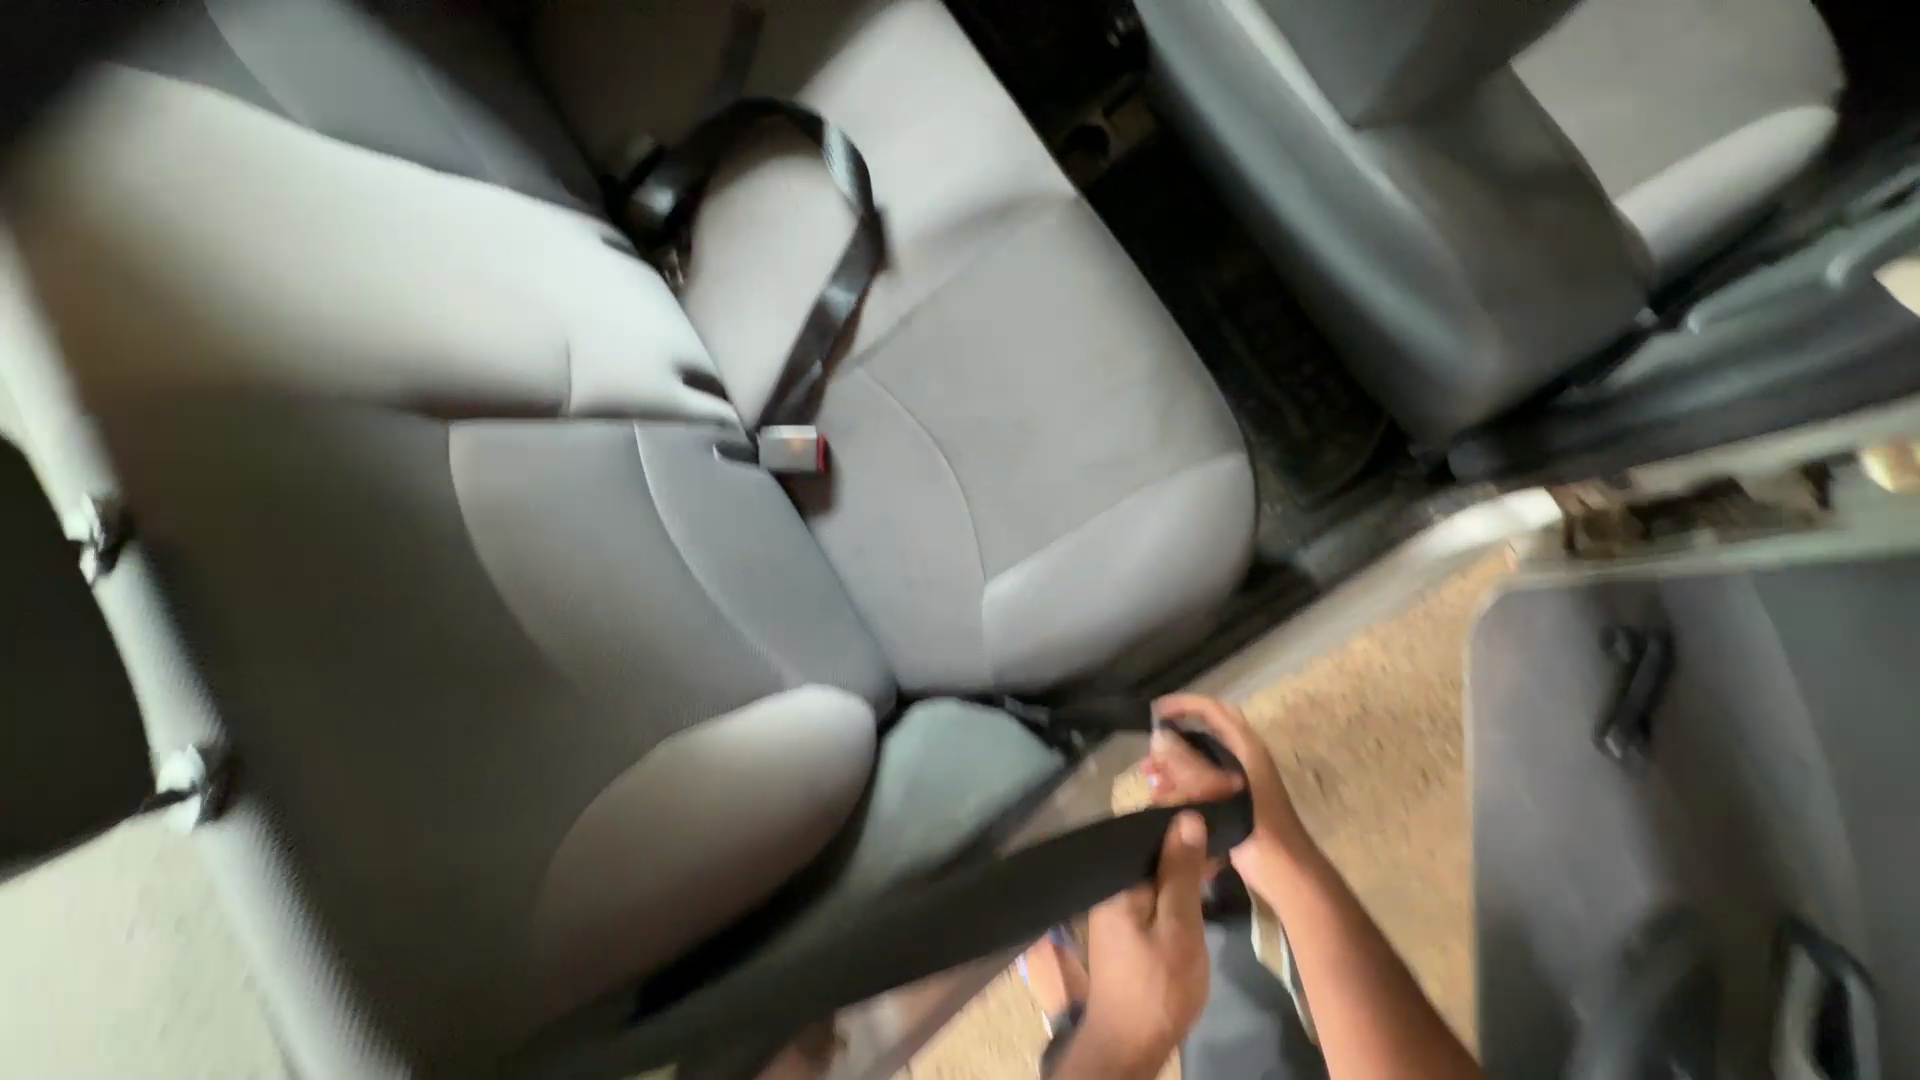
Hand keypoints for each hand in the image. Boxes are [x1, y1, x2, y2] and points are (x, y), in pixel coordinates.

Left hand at [1065, 812, 1212, 1078]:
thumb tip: (1187, 814)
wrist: (1130, 1043)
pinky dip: (1178, 873)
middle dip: (1185, 824)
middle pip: (1149, 838)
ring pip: (1154, 859)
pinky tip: (1203, 869)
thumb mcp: (1178, 927)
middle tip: (1225, 812)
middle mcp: (1111, 879)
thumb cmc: (1157, 986)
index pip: (1148, 822)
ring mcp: (1117, 898)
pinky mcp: (1127, 916)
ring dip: (1185, 849)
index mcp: (1117, 875)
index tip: (1217, 792)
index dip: (1183, 806)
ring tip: (1222, 835)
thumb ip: (1180, 871)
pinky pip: (1154, 880)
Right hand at [1147, 694, 1311, 875]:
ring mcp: (1237, 782)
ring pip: (1198, 762)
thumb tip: (1159, 739)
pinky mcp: (1231, 803)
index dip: (1183, 705)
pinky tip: (1162, 799)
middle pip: (1202, 736)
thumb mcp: (1218, 791)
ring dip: (1172, 767)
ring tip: (1150, 778)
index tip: (1155, 712)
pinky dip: (1180, 787)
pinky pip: (1200, 785)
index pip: (1212, 711)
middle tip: (1149, 754)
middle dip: (1172, 742)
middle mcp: (1241, 759)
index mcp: (1246, 748)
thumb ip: (1187, 764)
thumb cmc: (1257, 827)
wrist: (1286, 873)